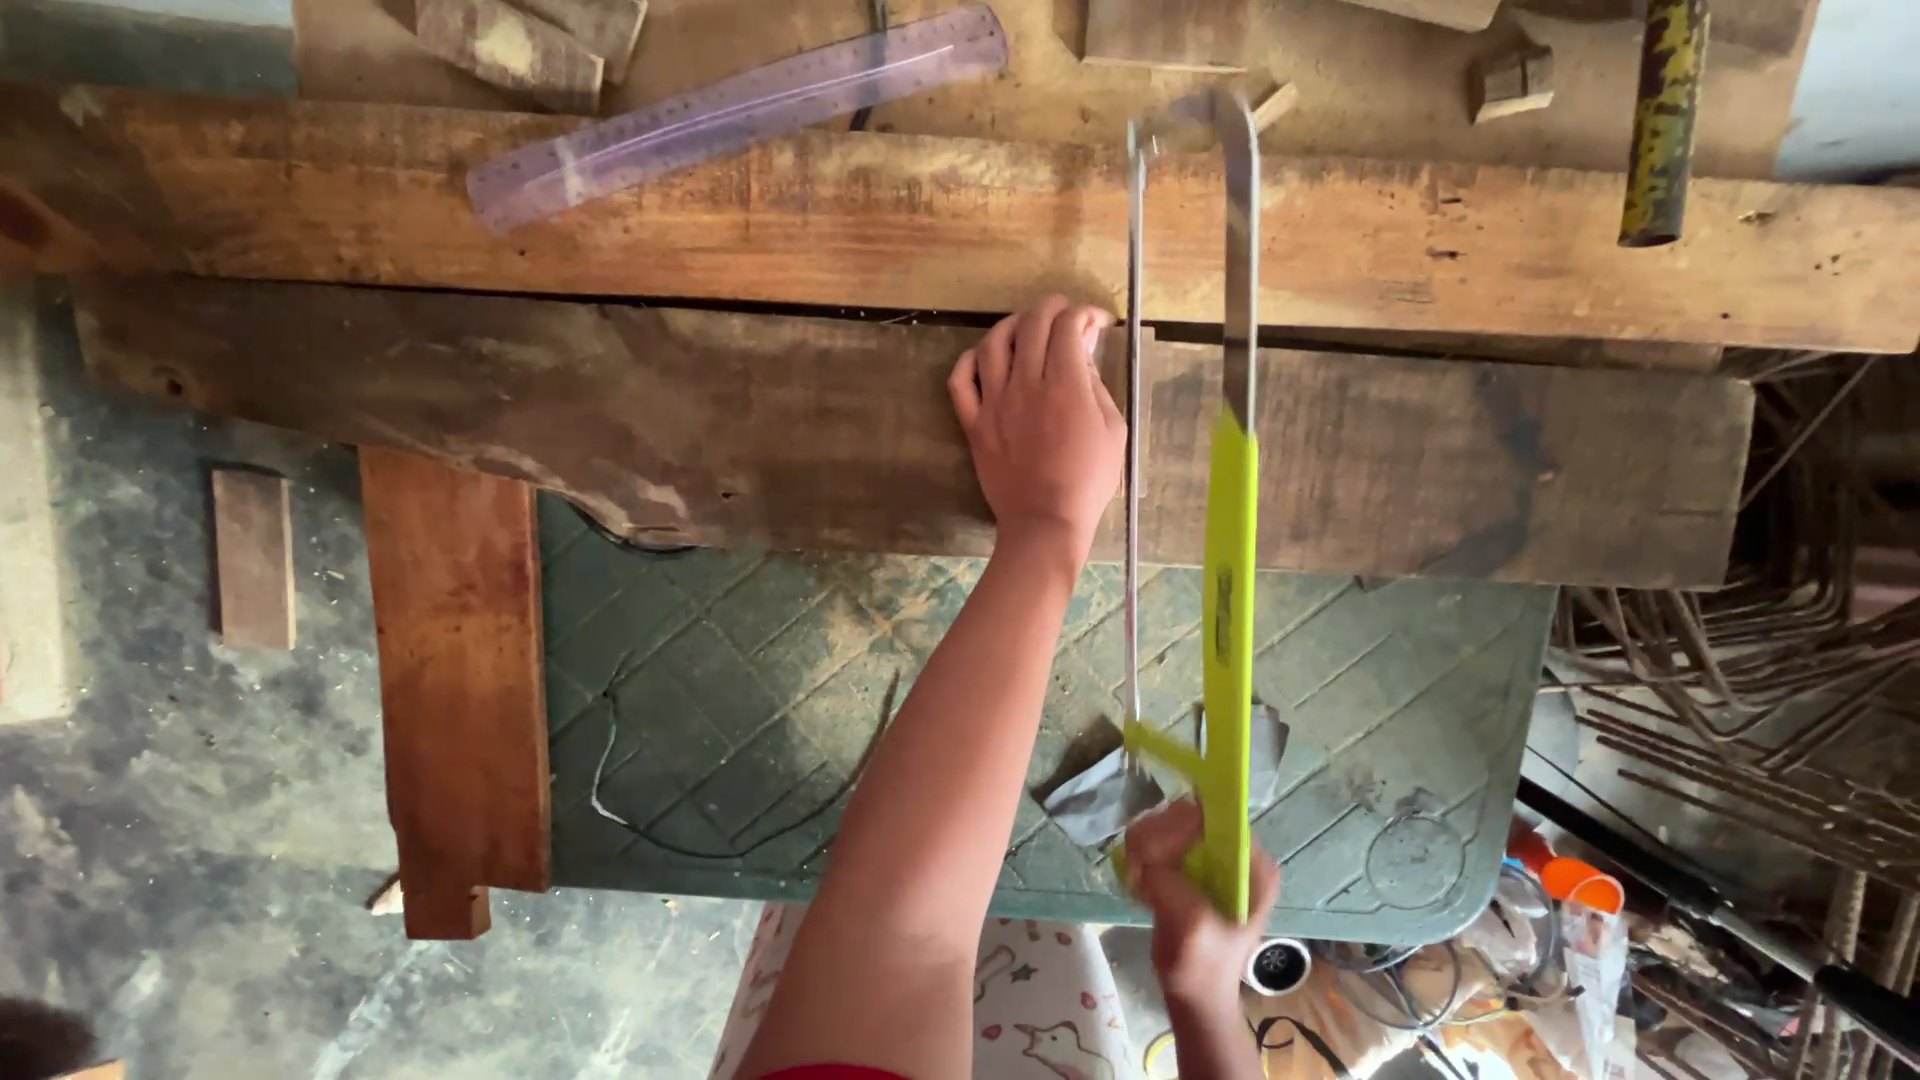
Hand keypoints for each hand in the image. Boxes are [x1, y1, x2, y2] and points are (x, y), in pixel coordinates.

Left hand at [948, 296, 1125, 563]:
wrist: (1044, 521)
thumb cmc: (1087, 481)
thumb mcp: (1113, 431)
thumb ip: (1096, 387)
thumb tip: (1082, 357)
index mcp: (1065, 385)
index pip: (1068, 326)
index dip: (1084, 313)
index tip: (1095, 322)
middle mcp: (1026, 384)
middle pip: (1032, 324)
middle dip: (1052, 308)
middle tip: (1064, 313)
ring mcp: (994, 402)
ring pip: (993, 343)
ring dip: (1011, 324)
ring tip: (1025, 326)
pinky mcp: (974, 423)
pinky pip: (960, 381)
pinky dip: (969, 360)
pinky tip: (983, 356)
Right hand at [1125, 798, 1281, 1010]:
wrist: (1195, 998)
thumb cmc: (1203, 966)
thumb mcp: (1190, 924)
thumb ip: (1168, 880)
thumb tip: (1139, 845)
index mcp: (1254, 866)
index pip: (1216, 818)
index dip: (1182, 823)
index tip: (1155, 847)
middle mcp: (1237, 856)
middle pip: (1189, 817)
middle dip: (1159, 837)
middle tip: (1141, 865)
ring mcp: (1212, 862)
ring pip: (1170, 828)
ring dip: (1147, 847)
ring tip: (1139, 877)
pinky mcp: (1190, 871)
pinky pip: (1162, 845)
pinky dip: (1145, 857)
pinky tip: (1141, 882)